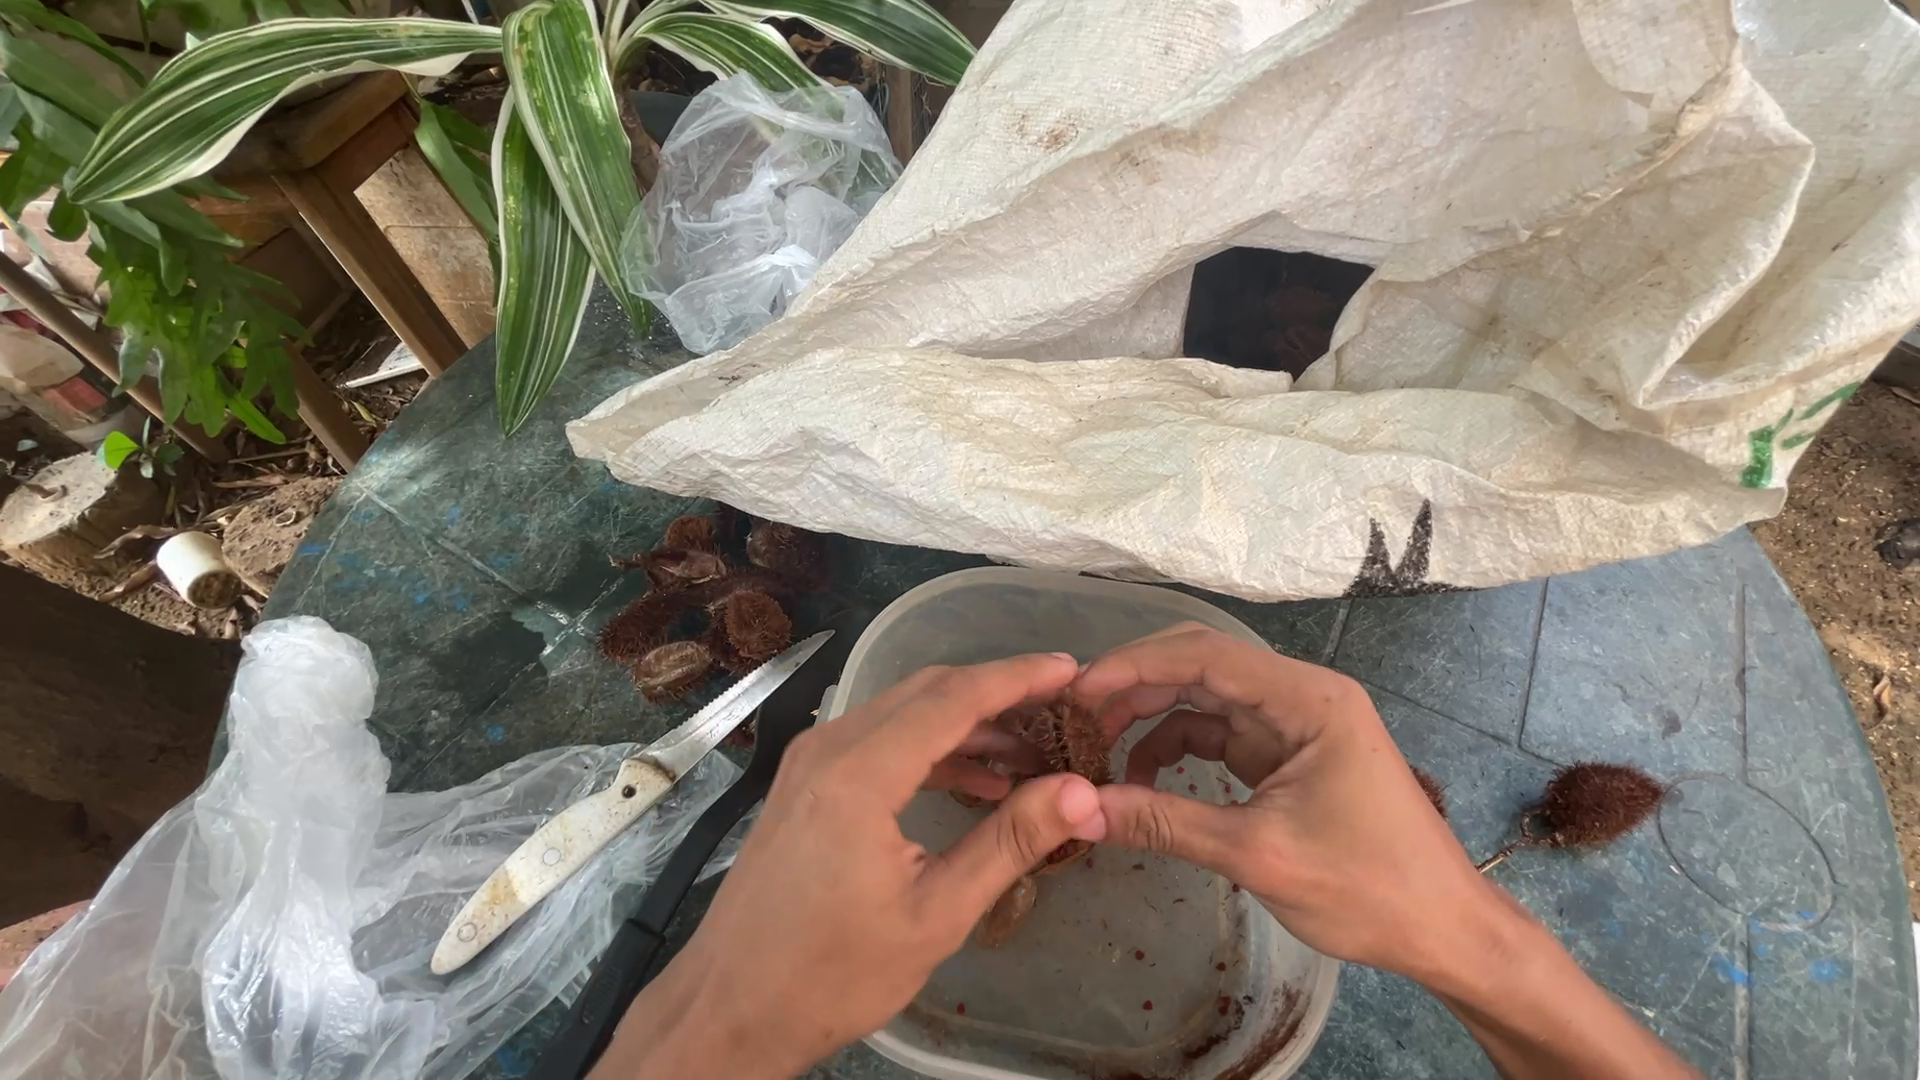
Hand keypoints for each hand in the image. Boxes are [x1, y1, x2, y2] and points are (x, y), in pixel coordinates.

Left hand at [590, 653, 1106, 1079]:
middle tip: (1061, 707)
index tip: (1071, 669)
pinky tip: (977, 781)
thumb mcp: (935, 915)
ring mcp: (813, 757)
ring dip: (968, 723)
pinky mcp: (809, 776)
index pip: (953, 698)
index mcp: (860, 772)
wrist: (727, 1007)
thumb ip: (1009, 843)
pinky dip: (933, 748)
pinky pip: (882, 739)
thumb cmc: (831, 973)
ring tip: (1031, 752)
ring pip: (905, 711)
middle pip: (929, 691)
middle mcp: (831, 744)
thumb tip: (1081, 793)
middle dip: (999, 693)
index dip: (1018, 677)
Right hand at [1077, 624, 1700, 1079]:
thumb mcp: (1258, 855)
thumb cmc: (1368, 890)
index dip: (1134, 666)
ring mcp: (1289, 720)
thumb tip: (1080, 810)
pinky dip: (1172, 748)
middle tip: (1077, 715)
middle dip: (1135, 685)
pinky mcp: (1281, 750)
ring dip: (1148, 716)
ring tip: (1098, 748)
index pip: (1205, 655)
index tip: (1078, 691)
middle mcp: (1297, 694)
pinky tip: (1141, 781)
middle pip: (1199, 663)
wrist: (1447, 935)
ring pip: (1201, 696)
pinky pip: (1213, 731)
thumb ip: (1164, 824)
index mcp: (1306, 698)